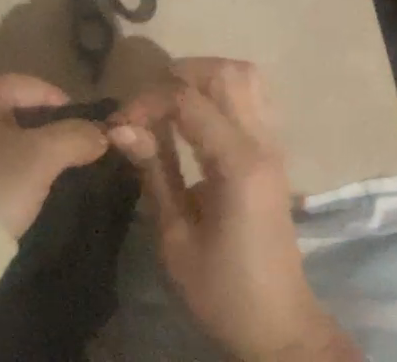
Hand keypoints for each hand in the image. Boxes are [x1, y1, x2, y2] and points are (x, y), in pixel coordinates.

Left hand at [0, 70, 109, 236]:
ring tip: (52, 175)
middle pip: (15, 111)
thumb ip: (75, 137)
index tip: (93, 134)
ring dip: (24, 153)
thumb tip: (102, 132)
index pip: (35, 88)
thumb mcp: (41, 157)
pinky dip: (3, 167)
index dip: (69, 110)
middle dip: (45, 133)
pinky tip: (20, 187)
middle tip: (75, 156)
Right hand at [109, 59, 358, 361]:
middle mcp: (263, 143)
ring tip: (169, 106)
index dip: (147, 101)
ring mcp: (274, 145)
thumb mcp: (174, 238)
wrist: (278, 326)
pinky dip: (221, 92)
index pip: (189, 99)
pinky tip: (195, 120)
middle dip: (179, 75)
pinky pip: (253, 98)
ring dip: (203, 78)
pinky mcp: (274, 154)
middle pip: (227, 71)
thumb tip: (120, 127)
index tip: (119, 125)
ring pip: (247, 76)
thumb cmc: (221, 290)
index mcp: (239, 164)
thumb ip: (153, 171)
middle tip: (147, 107)